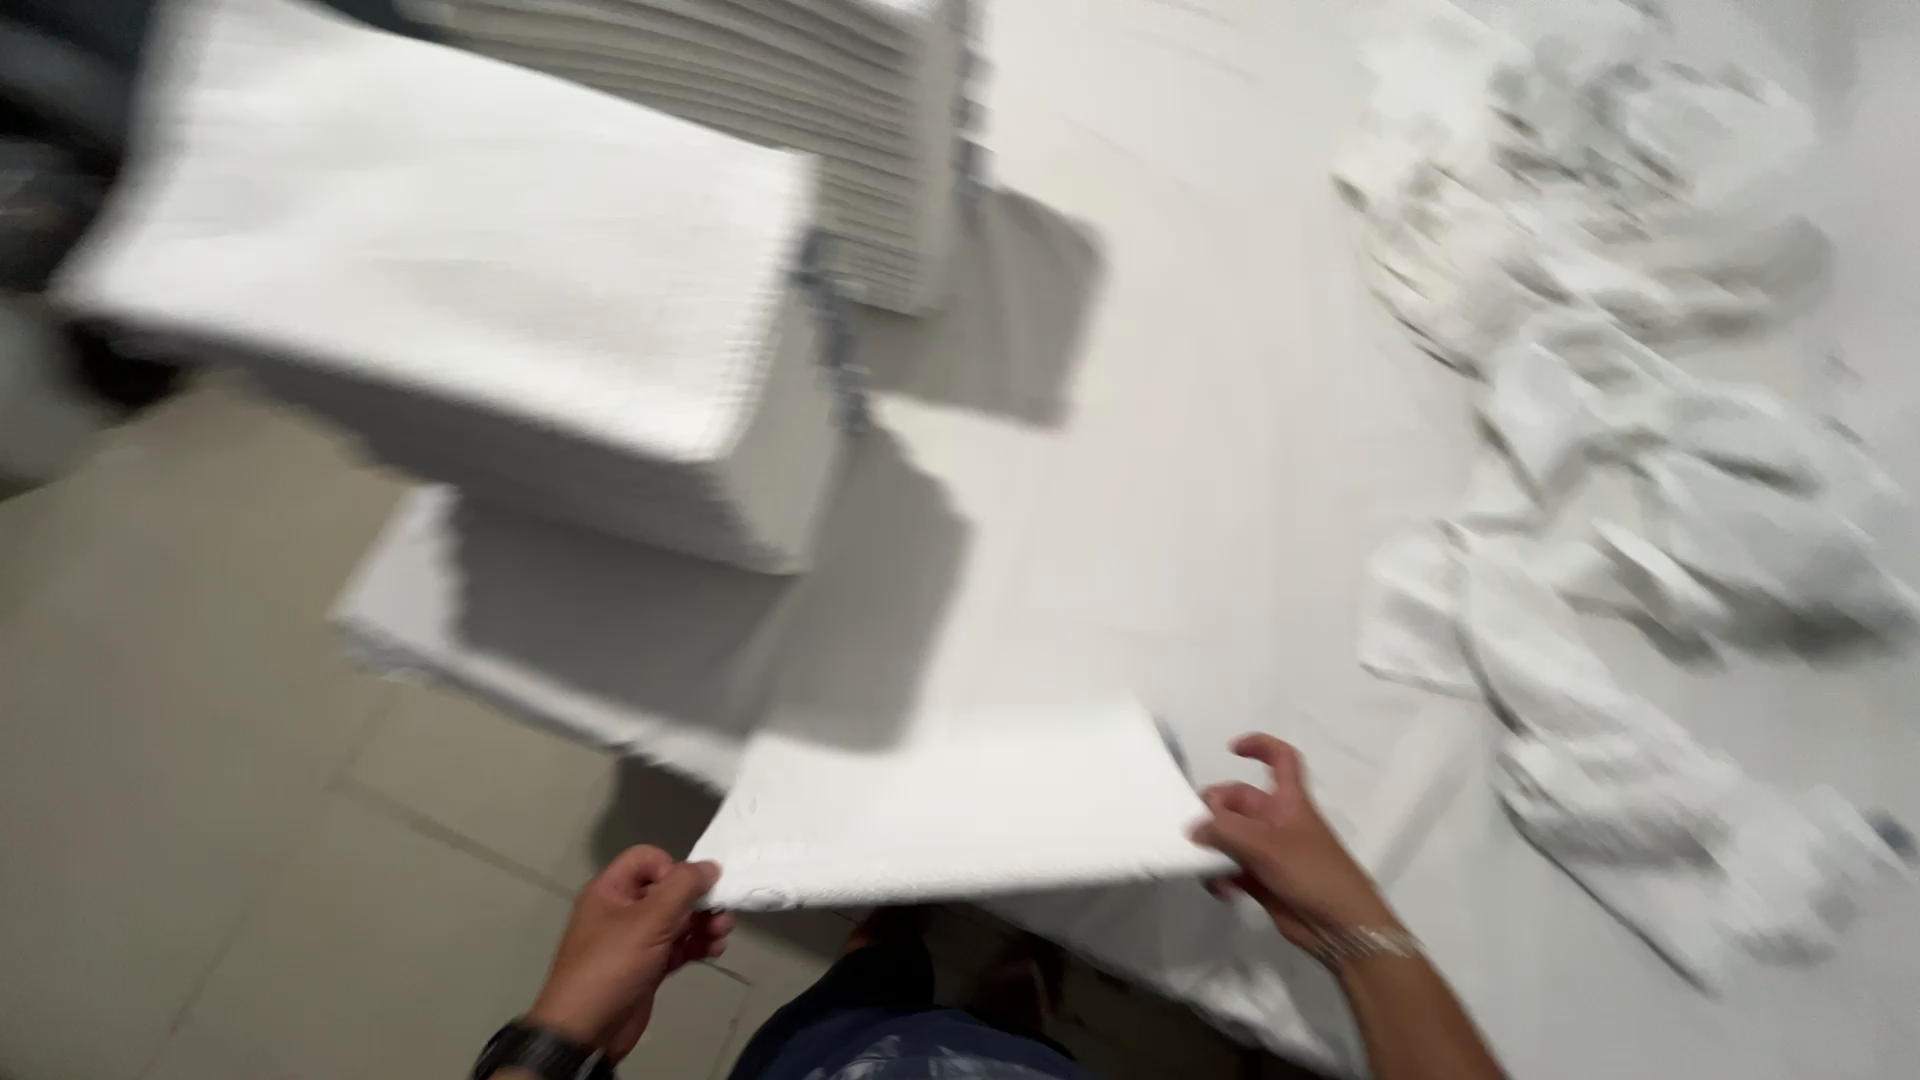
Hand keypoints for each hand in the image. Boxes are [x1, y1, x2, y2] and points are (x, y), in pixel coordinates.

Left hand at [525, 846, 731, 1060]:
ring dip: (704, 923)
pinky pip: (678, 946)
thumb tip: (711, 866)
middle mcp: (622, 910)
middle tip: (721, 910)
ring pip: (677, 919)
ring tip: (723, 932)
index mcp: (611, 891)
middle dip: (698, 899)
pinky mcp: (647, 966)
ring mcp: (635, 940)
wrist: (584, 1035)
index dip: (672, 867)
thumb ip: (683, 886)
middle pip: (669, 890)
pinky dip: (697, 945)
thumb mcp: (649, 919)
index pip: (648, 859)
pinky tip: (715, 950)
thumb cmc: (612, 966)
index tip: (686, 889)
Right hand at [1192, 734, 1400, 956]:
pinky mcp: (1262, 880)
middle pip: (1238, 801)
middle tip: (1198, 829)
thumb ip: (1224, 831)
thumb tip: (1193, 828)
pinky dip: (1219, 875)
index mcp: (1288, 801)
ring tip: (1201, 861)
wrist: (1344, 931)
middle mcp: (1277, 821)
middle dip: (1214, 810)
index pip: (1280, 759)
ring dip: (1212, 846)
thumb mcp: (1266, 845)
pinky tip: (1218, 888)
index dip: (1259, 745)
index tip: (1231, 750)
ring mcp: (1268, 851)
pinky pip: (1230, 868)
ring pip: (1230, 836)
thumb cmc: (1313, 873)